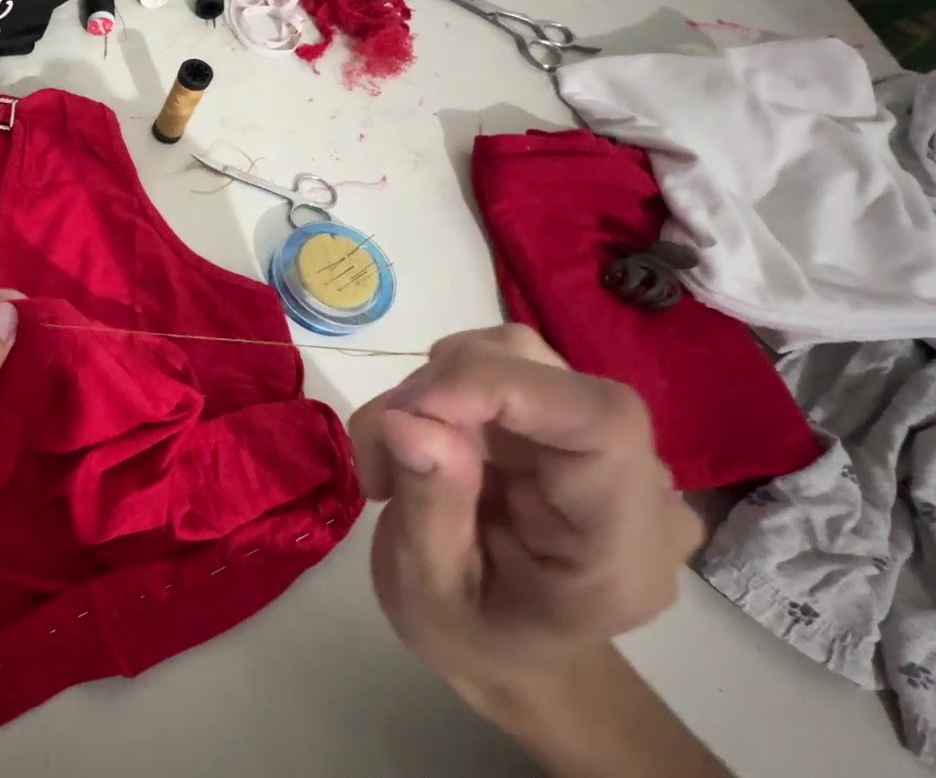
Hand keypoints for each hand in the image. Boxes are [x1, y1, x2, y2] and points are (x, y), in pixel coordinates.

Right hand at [350, 325, 702, 712]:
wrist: (511, 650)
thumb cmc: (472, 638)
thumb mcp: (430, 596)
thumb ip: (430, 511)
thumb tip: (406, 419)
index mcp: (622, 545)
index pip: (599, 422)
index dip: (501, 387)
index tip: (408, 409)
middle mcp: (632, 481)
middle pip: (545, 376)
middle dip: (439, 393)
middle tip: (378, 454)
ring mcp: (597, 446)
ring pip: (513, 358)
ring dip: (429, 393)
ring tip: (392, 461)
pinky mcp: (559, 425)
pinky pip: (495, 371)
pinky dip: (436, 394)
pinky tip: (417, 447)